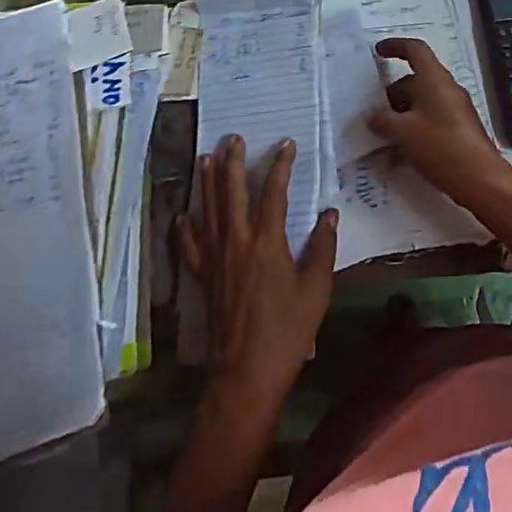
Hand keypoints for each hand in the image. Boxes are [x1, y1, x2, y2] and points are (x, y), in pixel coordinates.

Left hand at [176, 136, 336, 399]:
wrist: (247, 373)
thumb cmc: (288, 330)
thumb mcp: (316, 289)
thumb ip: (323, 247)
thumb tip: (329, 213)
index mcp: (268, 243)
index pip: (274, 193)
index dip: (280, 165)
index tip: (286, 144)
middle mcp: (237, 243)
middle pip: (231, 193)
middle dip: (232, 163)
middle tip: (232, 138)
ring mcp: (216, 260)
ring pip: (208, 212)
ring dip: (207, 183)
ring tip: (206, 158)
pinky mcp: (204, 278)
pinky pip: (190, 246)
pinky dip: (184, 228)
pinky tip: (182, 214)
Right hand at [367, 37, 511, 201]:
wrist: (480, 179)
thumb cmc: (441, 147)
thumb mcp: (403, 133)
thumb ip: (382, 120)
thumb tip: (372, 116)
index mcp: (434, 80)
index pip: (415, 50)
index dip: (395, 46)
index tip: (378, 51)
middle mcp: (446, 89)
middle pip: (415, 80)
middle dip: (391, 94)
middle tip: (373, 112)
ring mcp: (454, 110)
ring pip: (420, 103)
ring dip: (400, 115)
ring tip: (381, 137)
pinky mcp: (457, 130)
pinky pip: (429, 121)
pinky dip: (412, 130)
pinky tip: (397, 156)